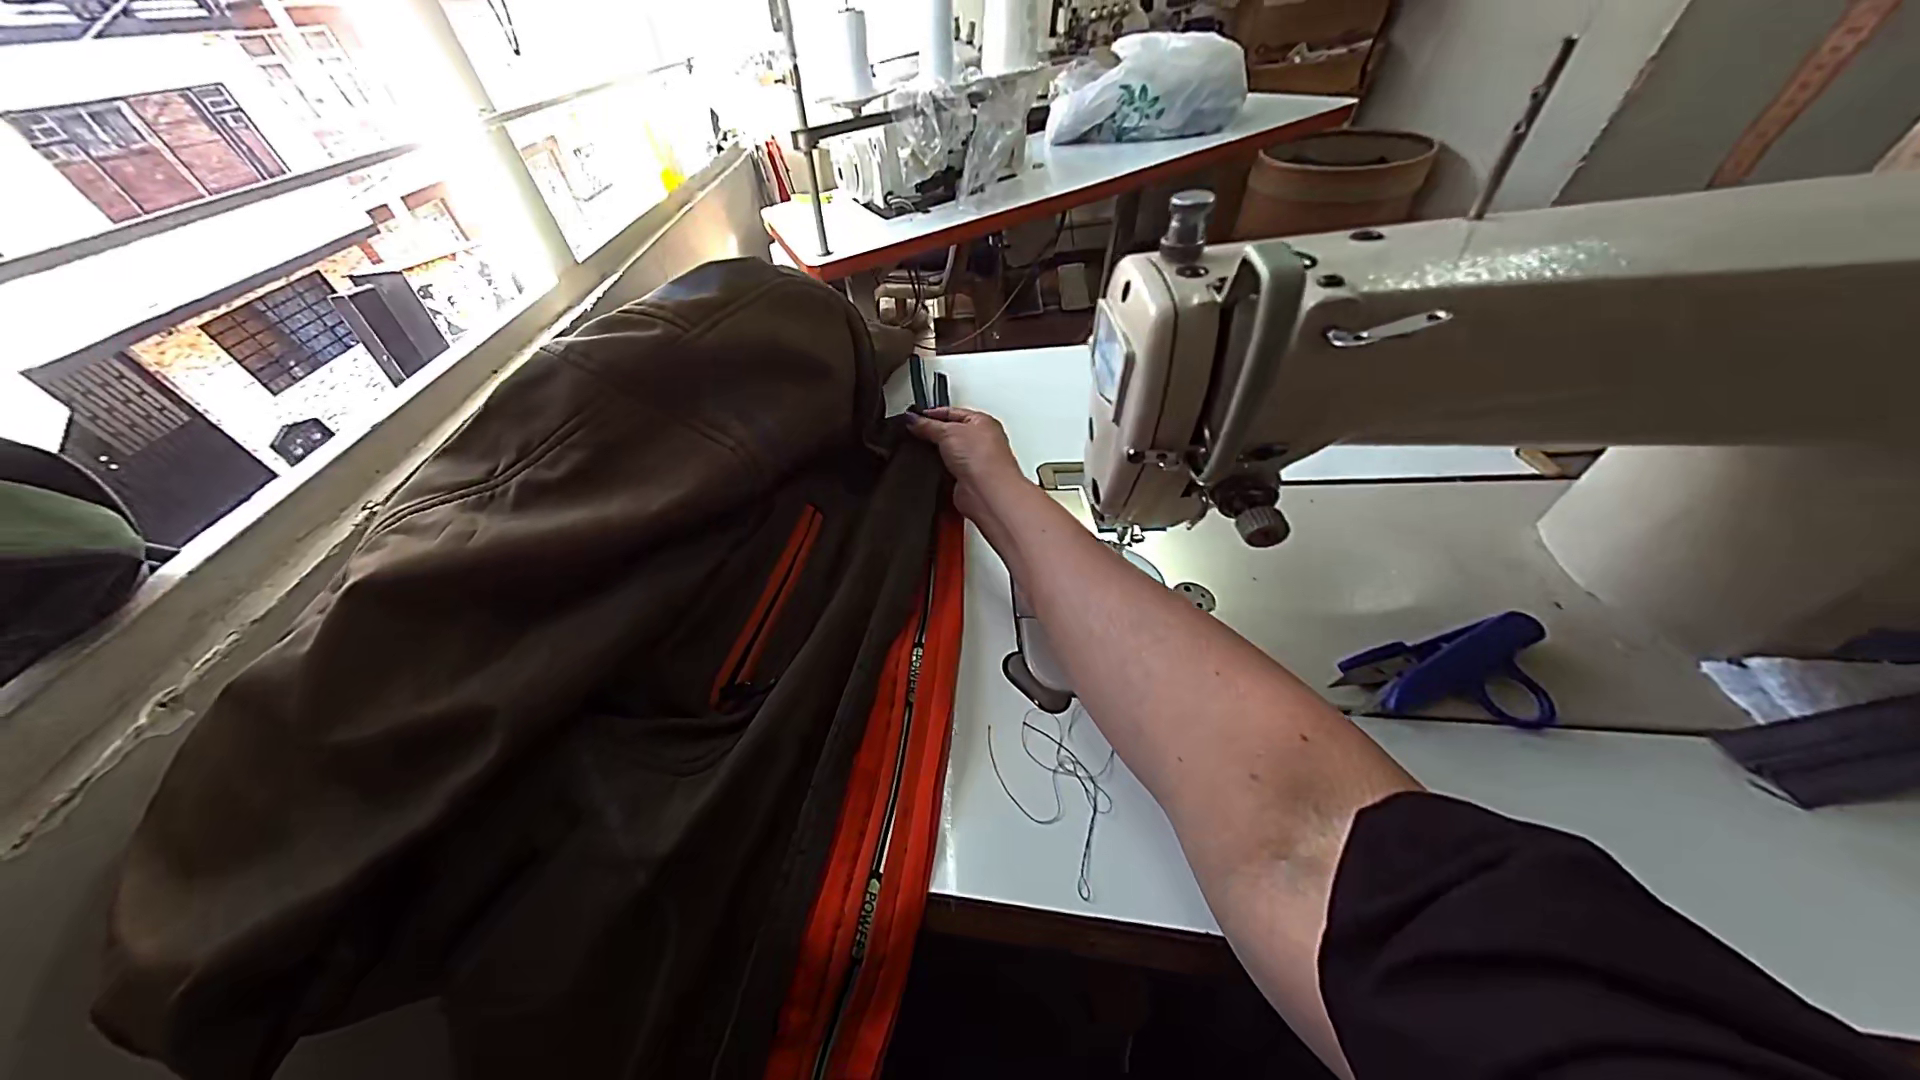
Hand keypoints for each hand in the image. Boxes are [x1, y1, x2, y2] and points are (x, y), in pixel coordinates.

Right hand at [905, 406, 1026, 522]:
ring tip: (923, 454)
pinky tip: (931, 471)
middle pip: (949, 434)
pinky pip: (945, 473)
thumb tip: (913, 420)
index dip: (932, 414)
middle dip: (932, 435)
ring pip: (946, 455)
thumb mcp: (948, 432)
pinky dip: (937, 473)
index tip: (913, 417)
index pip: (952, 412)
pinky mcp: (964, 483)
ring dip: (935, 456)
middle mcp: (980, 443)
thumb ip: (928, 425)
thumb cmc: (983, 460)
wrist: (986, 493)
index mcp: (982, 422)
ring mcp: (973, 463)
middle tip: (915, 433)